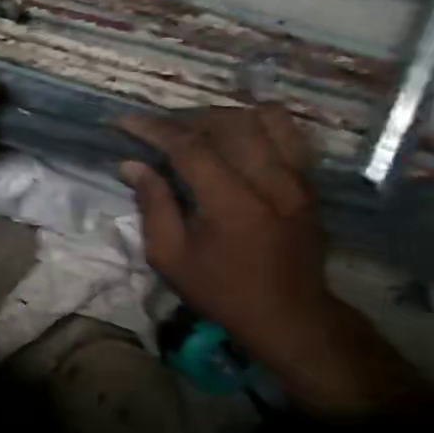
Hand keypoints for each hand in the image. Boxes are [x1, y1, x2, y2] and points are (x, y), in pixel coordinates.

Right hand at [120, 105, 415, 413]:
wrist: (288, 315)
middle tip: (155, 129)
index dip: (153, 128)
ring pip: (264, 119)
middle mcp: (271, 181)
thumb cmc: (220, 290)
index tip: (124, 121)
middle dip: (184, 118)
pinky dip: (256, 125)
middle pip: (227, 123)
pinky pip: (288, 135)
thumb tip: (132, 164)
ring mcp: (297, 179)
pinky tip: (233, 137)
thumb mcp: (169, 256)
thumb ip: (153, 204)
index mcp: (232, 203)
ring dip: (222, 116)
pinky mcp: (309, 183)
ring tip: (195, 129)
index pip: (190, 146)